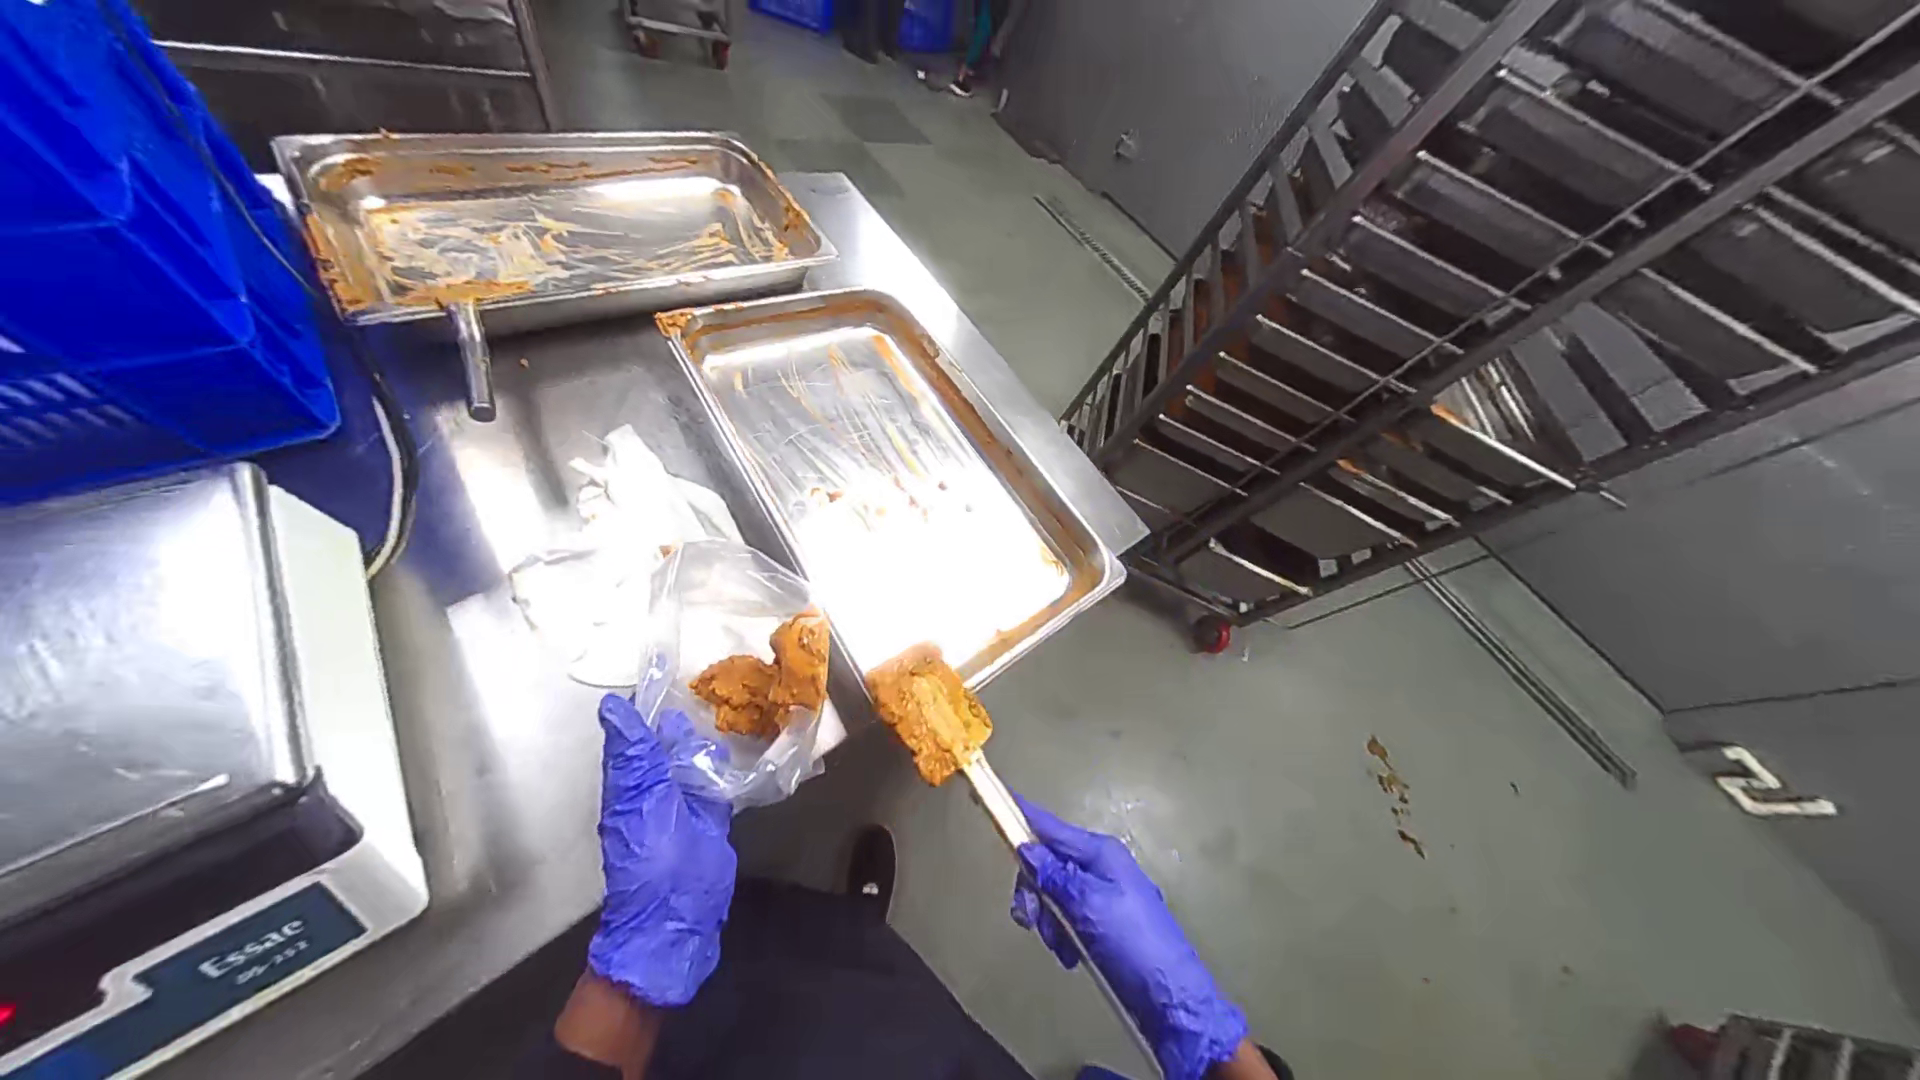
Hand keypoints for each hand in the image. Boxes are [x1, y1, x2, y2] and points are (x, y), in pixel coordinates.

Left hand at [589, 693, 736, 1006]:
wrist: (677, 919)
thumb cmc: (652, 860)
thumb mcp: (640, 802)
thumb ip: (635, 755)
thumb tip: (613, 708)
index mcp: (632, 783)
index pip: (637, 732)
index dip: (647, 701)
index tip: (663, 665)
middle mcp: (657, 787)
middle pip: (668, 742)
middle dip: (682, 712)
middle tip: (706, 678)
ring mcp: (685, 802)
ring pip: (693, 758)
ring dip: (706, 735)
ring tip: (727, 702)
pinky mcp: (711, 815)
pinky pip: (717, 780)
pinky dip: (725, 762)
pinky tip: (738, 743)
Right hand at [1010, 794, 1248, 1079]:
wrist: (1173, 1000)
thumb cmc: (1131, 942)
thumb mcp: (1088, 904)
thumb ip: (1054, 875)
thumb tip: (1025, 846)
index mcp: (1099, 852)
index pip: (1049, 825)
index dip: (1020, 813)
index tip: (992, 796)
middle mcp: (1099, 865)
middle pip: (1045, 862)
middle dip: (1033, 890)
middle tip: (1031, 919)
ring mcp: (1101, 893)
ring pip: (1052, 892)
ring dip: (1047, 919)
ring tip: (1060, 945)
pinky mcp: (1102, 921)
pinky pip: (1066, 916)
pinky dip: (1061, 934)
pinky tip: (1071, 954)